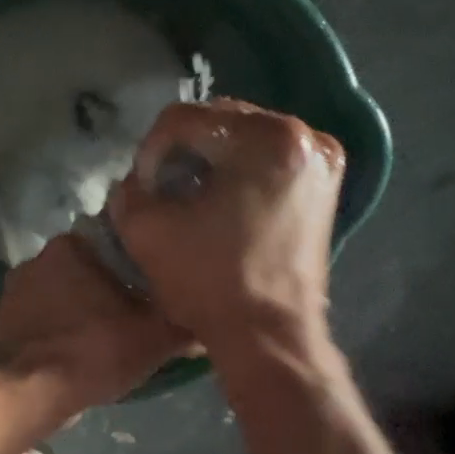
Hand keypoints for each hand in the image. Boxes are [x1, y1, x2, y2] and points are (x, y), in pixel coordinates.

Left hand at [0, 233, 193, 408]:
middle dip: (107, 287)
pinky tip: (75, 348)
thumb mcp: (158, 335)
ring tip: (106, 334)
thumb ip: (186, 321)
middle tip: (134, 313)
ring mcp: (14, 290)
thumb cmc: (96, 350)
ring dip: (79, 308)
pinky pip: (41, 318)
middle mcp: (37, 258)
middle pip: (85, 268)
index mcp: (71, 246)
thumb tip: (212, 320)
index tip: (154, 286)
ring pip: (61, 293)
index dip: (137, 264)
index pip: (115, 241)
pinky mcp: (2, 321)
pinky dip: (57, 329)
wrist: (32, 392)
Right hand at [108, 99, 344, 358]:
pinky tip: (218, 205)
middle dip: (182, 152)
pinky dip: (238, 173)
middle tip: (161, 191)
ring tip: (188, 199)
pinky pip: (267, 160)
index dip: (150, 153)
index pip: (182, 119)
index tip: (141, 189)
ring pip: (243, 139)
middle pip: (218, 122)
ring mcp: (320, 160)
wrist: (268, 334)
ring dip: (209, 162)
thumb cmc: (206, 279)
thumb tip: (138, 180)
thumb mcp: (144, 228)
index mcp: (263, 138)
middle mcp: (301, 136)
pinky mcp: (324, 185)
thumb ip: (129, 189)